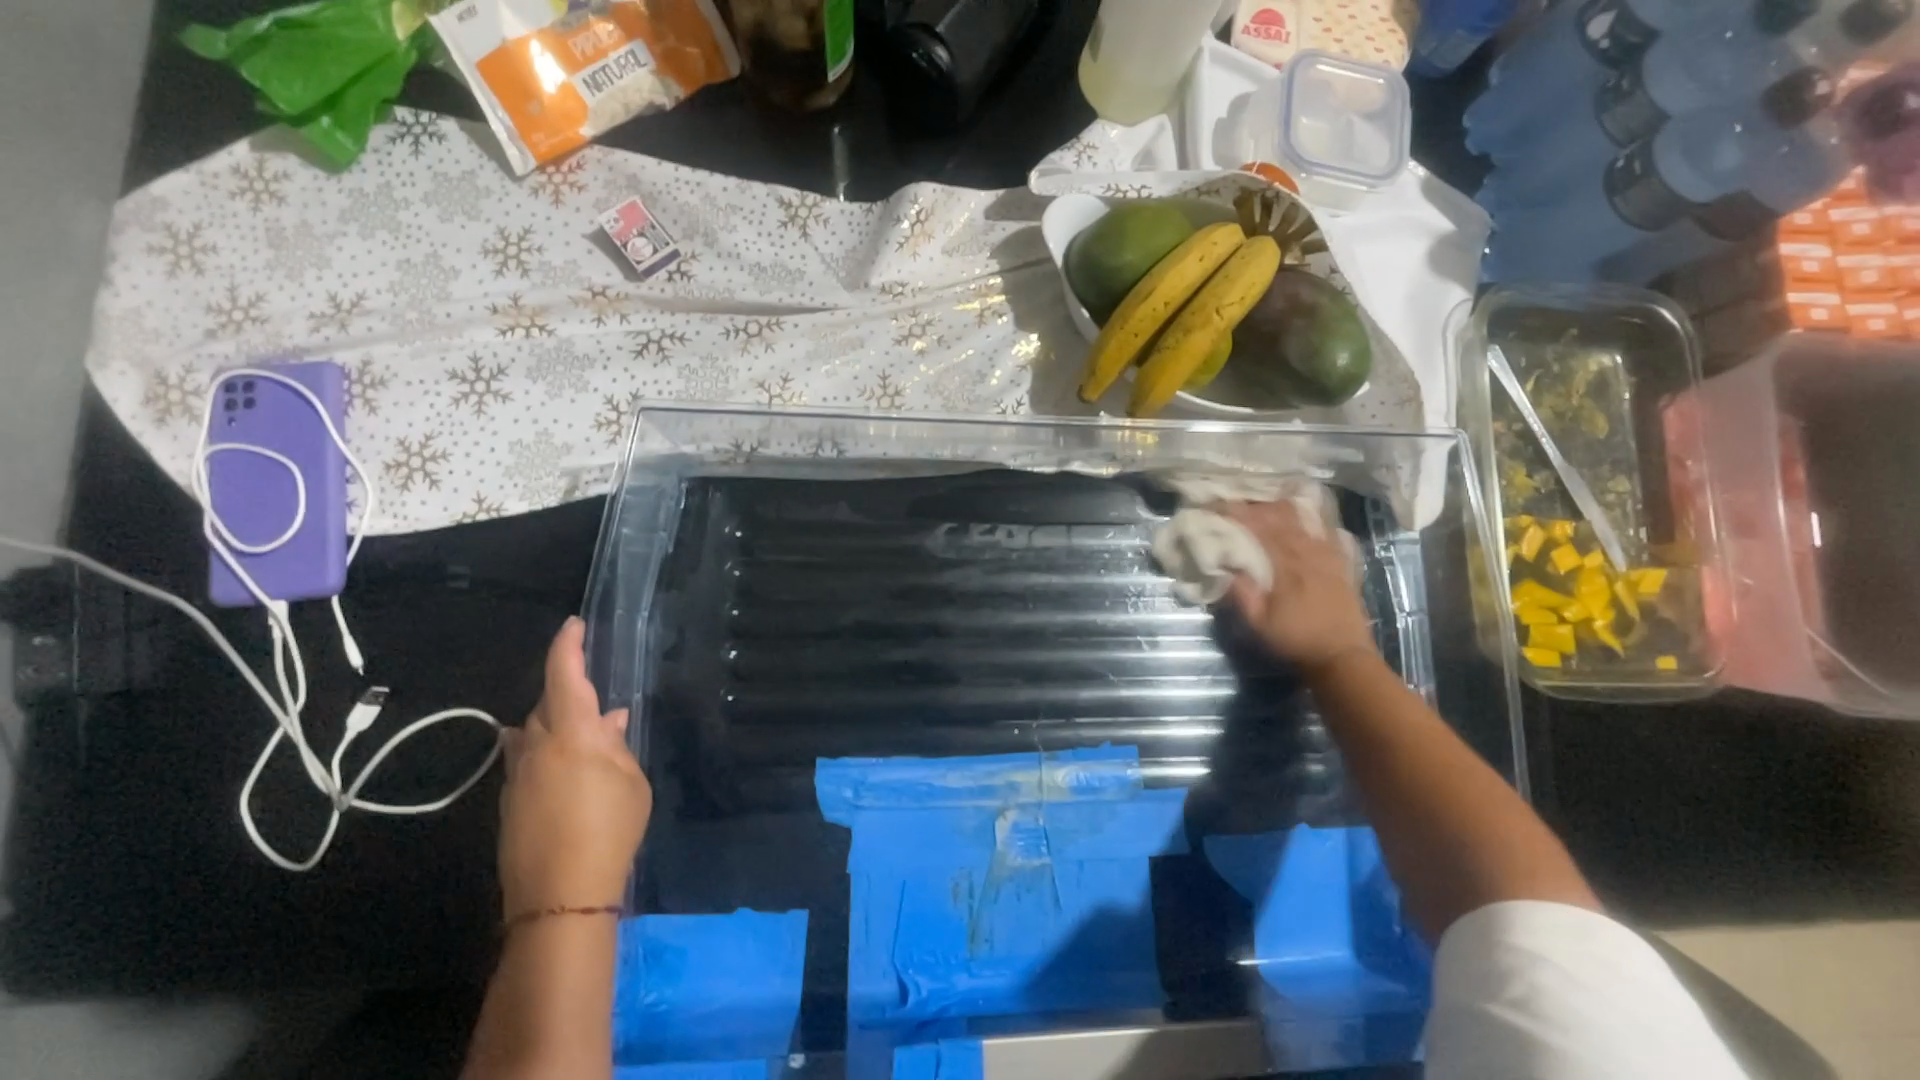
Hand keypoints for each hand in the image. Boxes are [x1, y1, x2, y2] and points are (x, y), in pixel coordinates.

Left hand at [497, 617, 651, 918]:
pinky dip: (546, 758)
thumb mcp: (632, 783)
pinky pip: (526, 764)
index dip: (568, 646)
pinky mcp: (506, 803)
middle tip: (598, 708)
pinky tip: (567, 779)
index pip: (564, 674)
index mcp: (572, 732)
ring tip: (581, 743)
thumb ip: (617, 746)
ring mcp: (515, 775)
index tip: (574, 625)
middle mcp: (535, 745)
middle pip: (547, 705)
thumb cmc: (610, 830)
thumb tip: (610, 720)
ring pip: (532, 735)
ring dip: (554, 729)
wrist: (560, 896)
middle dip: (568, 697)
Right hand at [1221, 500, 1376, 675]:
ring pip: (1305, 519)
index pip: (1259, 528)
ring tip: (1266, 501)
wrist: (1342, 657)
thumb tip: (1226, 566)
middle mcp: (1309, 552)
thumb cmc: (1296, 642)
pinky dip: (1315, 517)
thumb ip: (1242, 594)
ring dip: (1282, 506)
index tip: (1216, 505)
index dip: (1236, 513)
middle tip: (1235, 501)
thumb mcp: (1259, 625)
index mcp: (1286, 565)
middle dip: (1256, 505)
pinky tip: (1308, 513)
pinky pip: (1328, 530)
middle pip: (1281, 516)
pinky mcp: (1342, 563)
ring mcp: (1329, 555)